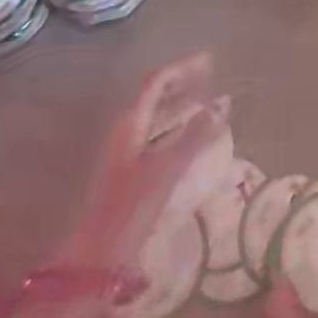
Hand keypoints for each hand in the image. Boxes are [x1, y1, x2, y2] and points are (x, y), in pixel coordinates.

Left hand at [55, 53, 224, 273]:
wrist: (93, 257)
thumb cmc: (129, 210)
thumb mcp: (167, 171)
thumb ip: (196, 136)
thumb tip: (223, 102)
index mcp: (131, 123)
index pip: (157, 81)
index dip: (183, 68)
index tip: (211, 61)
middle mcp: (124, 129)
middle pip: (154, 93)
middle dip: (183, 82)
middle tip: (213, 78)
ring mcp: (124, 148)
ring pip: (155, 113)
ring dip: (180, 102)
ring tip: (207, 101)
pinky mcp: (127, 167)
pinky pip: (155, 130)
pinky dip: (175, 123)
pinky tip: (190, 136)